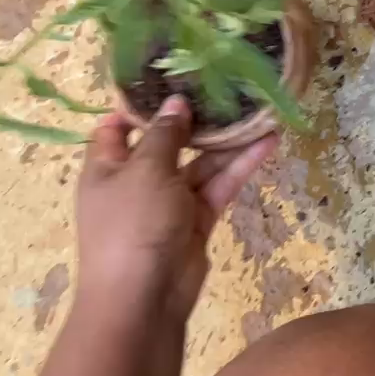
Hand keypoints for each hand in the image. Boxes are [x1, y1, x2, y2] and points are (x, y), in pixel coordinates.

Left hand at [75, 95, 278, 323]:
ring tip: (260, 110)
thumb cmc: (131, 225)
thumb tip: (176, 102)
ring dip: (228, 141)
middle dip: (195, 119)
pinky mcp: (198, 217)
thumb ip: (164, 134)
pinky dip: (242, 164)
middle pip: (167, 143)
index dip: (135, 106)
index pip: (114, 130)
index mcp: (106, 169)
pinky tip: (268, 142)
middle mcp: (137, 181)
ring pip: (201, 163)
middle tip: (226, 88)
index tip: (168, 79)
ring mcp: (169, 200)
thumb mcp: (145, 171)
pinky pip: (220, 184)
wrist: (144, 296)